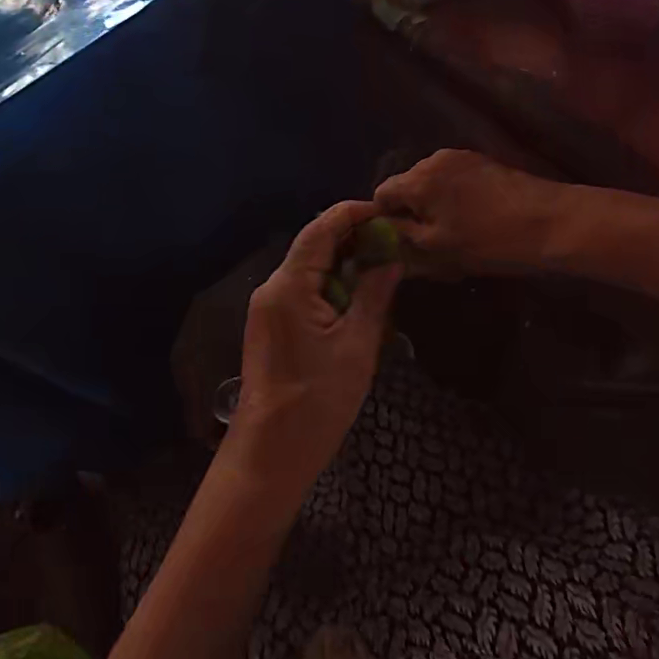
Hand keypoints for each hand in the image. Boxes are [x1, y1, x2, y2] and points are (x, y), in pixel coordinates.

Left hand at [227, 201, 401, 489]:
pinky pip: (301, 289)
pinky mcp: (270, 323)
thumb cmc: (318, 398)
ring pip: (307, 268)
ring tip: (381, 260)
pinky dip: (328, 282)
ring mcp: (267, 306)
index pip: (319, 230)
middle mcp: (271, 286)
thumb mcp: (357, 344)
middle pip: (311, 246)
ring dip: (341, 261)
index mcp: (289, 285)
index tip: (384, 210)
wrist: (271, 448)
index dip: (351, 213)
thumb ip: (373, 295)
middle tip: (391, 237)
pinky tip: (355, 290)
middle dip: (349, 237)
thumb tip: (390, 259)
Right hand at [373, 149, 576, 274]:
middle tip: (426, 238)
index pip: (381, 193)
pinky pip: (450, 177)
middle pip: (405, 185)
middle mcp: (433, 160)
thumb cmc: (489, 240)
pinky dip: (450, 195)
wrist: (552, 223)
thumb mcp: (439, 248)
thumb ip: (402, 237)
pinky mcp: (481, 161)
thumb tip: (381, 233)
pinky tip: (470, 215)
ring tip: (452, 227)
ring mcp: (460, 157)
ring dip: (431, 202)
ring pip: (429, 181)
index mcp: (417, 180)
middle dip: (409, 209)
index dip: (384, 217)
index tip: (399, 239)